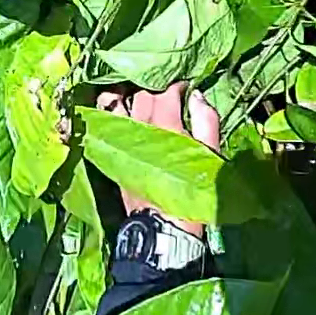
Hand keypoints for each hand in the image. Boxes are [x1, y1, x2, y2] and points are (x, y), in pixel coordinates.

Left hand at [94, 81, 219, 239]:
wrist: (165, 229)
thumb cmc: (193, 191)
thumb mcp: (209, 155)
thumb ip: (206, 121)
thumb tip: (197, 95)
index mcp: (166, 126)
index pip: (166, 93)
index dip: (176, 85)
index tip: (186, 87)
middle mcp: (139, 129)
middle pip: (142, 95)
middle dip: (154, 88)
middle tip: (165, 91)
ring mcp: (121, 140)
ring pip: (116, 104)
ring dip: (125, 93)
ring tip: (134, 90)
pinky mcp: (112, 153)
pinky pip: (106, 122)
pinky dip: (110, 110)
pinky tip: (116, 106)